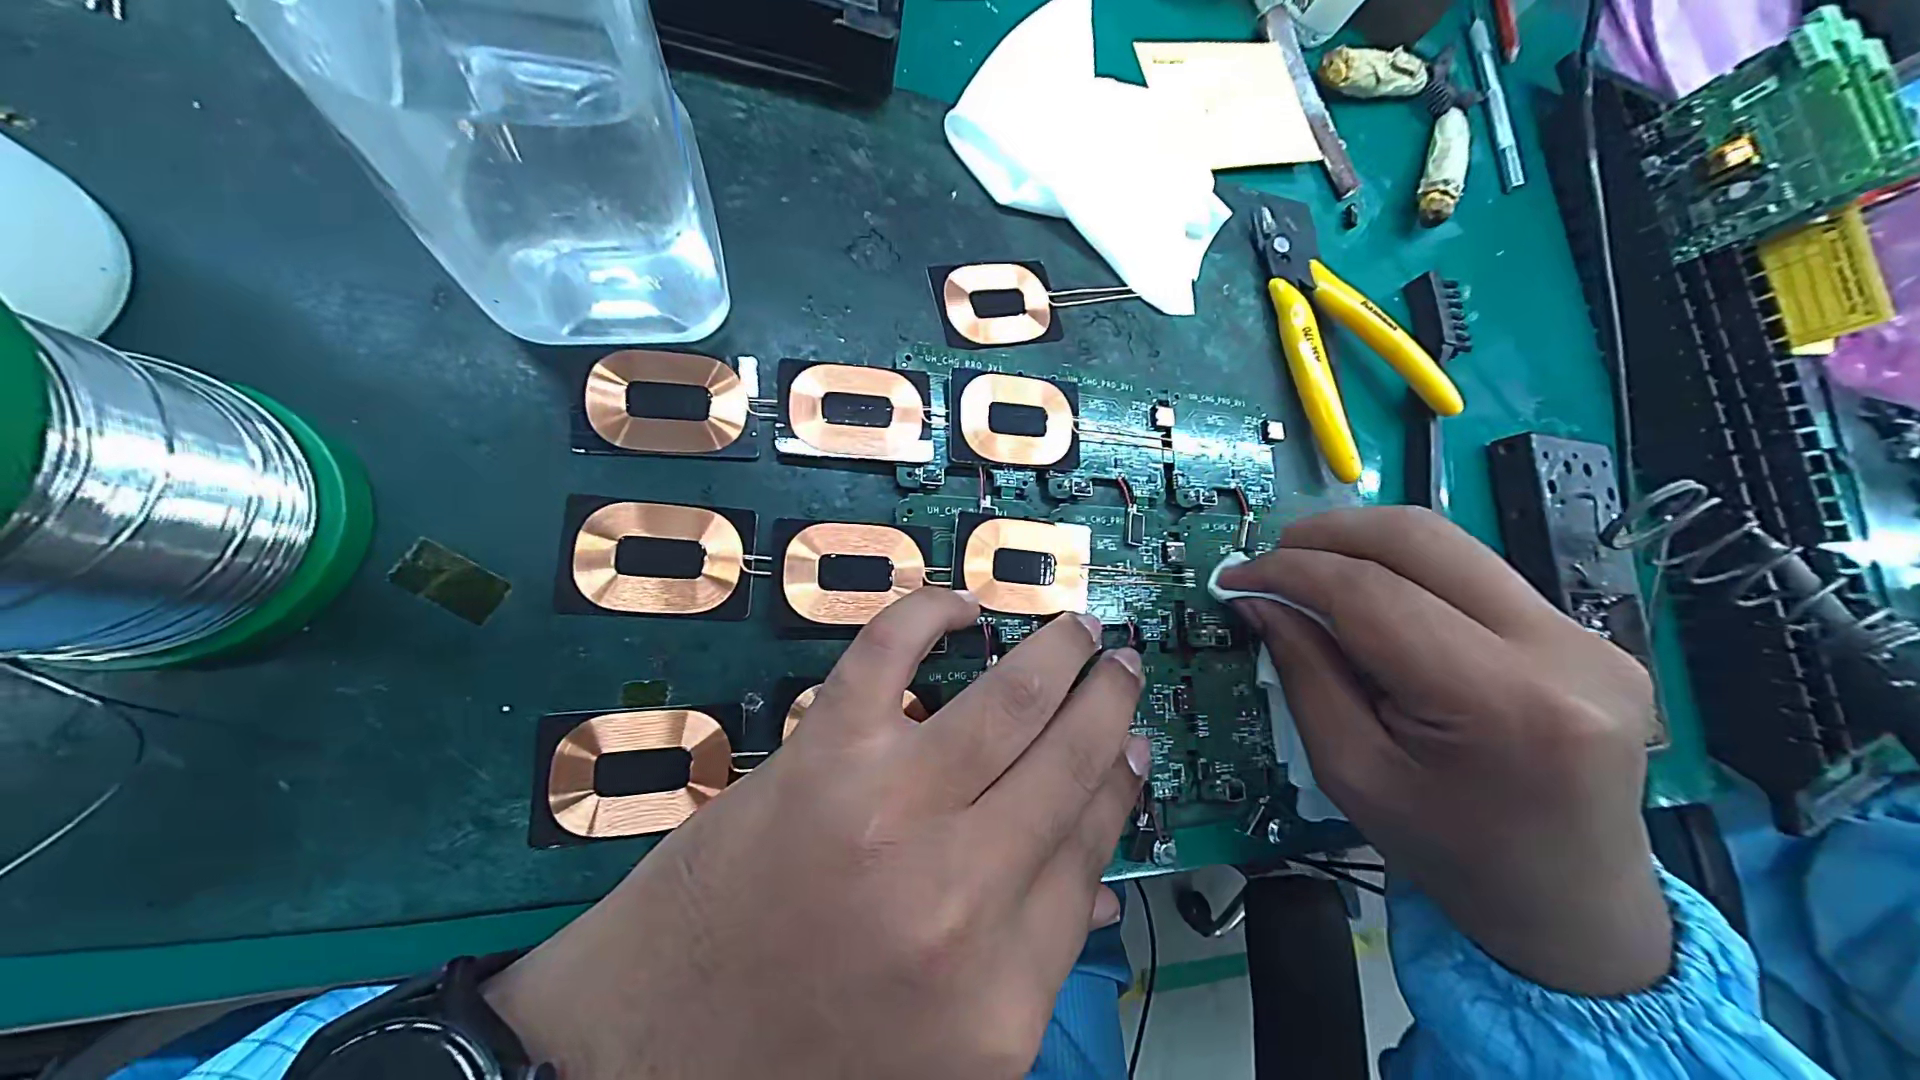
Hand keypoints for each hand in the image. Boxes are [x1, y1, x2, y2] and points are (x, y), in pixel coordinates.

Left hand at [484, 590, 1150, 1078]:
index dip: (1119, 786)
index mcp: (1003, 988)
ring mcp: (887, 807)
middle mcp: (960, 890)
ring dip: (1056, 652)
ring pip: (1007, 701)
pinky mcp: (821, 755)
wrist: (656, 1049)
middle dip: (1109, 703)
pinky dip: (929, 612)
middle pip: (1066, 766)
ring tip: (1080, 628)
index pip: (1091, 850)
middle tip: (1124, 664)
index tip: (1131, 745)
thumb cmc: (811, 1055)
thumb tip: (1104, 877)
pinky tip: (962, 604)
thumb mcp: (950, 1048)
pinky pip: (889, 652)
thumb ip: (1035, 957)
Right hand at [1218, 506, 1670, 996]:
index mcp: (1502, 703)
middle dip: (1327, 534)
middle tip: (1271, 560)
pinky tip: (1367, 598)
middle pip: (1421, 539)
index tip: (1238, 578)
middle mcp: (1562, 651)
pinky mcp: (1584, 635)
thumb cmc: (1448, 852)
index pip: (1372, 593)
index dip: (1291, 572)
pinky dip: (1404, 570)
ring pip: (1449, 543)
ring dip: (1363, 545)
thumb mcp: (1350, 772)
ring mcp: (1587, 637)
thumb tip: (1261, 600)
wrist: (1570, 904)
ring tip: (1309, 572)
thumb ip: (1303, 673)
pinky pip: (1472, 573)